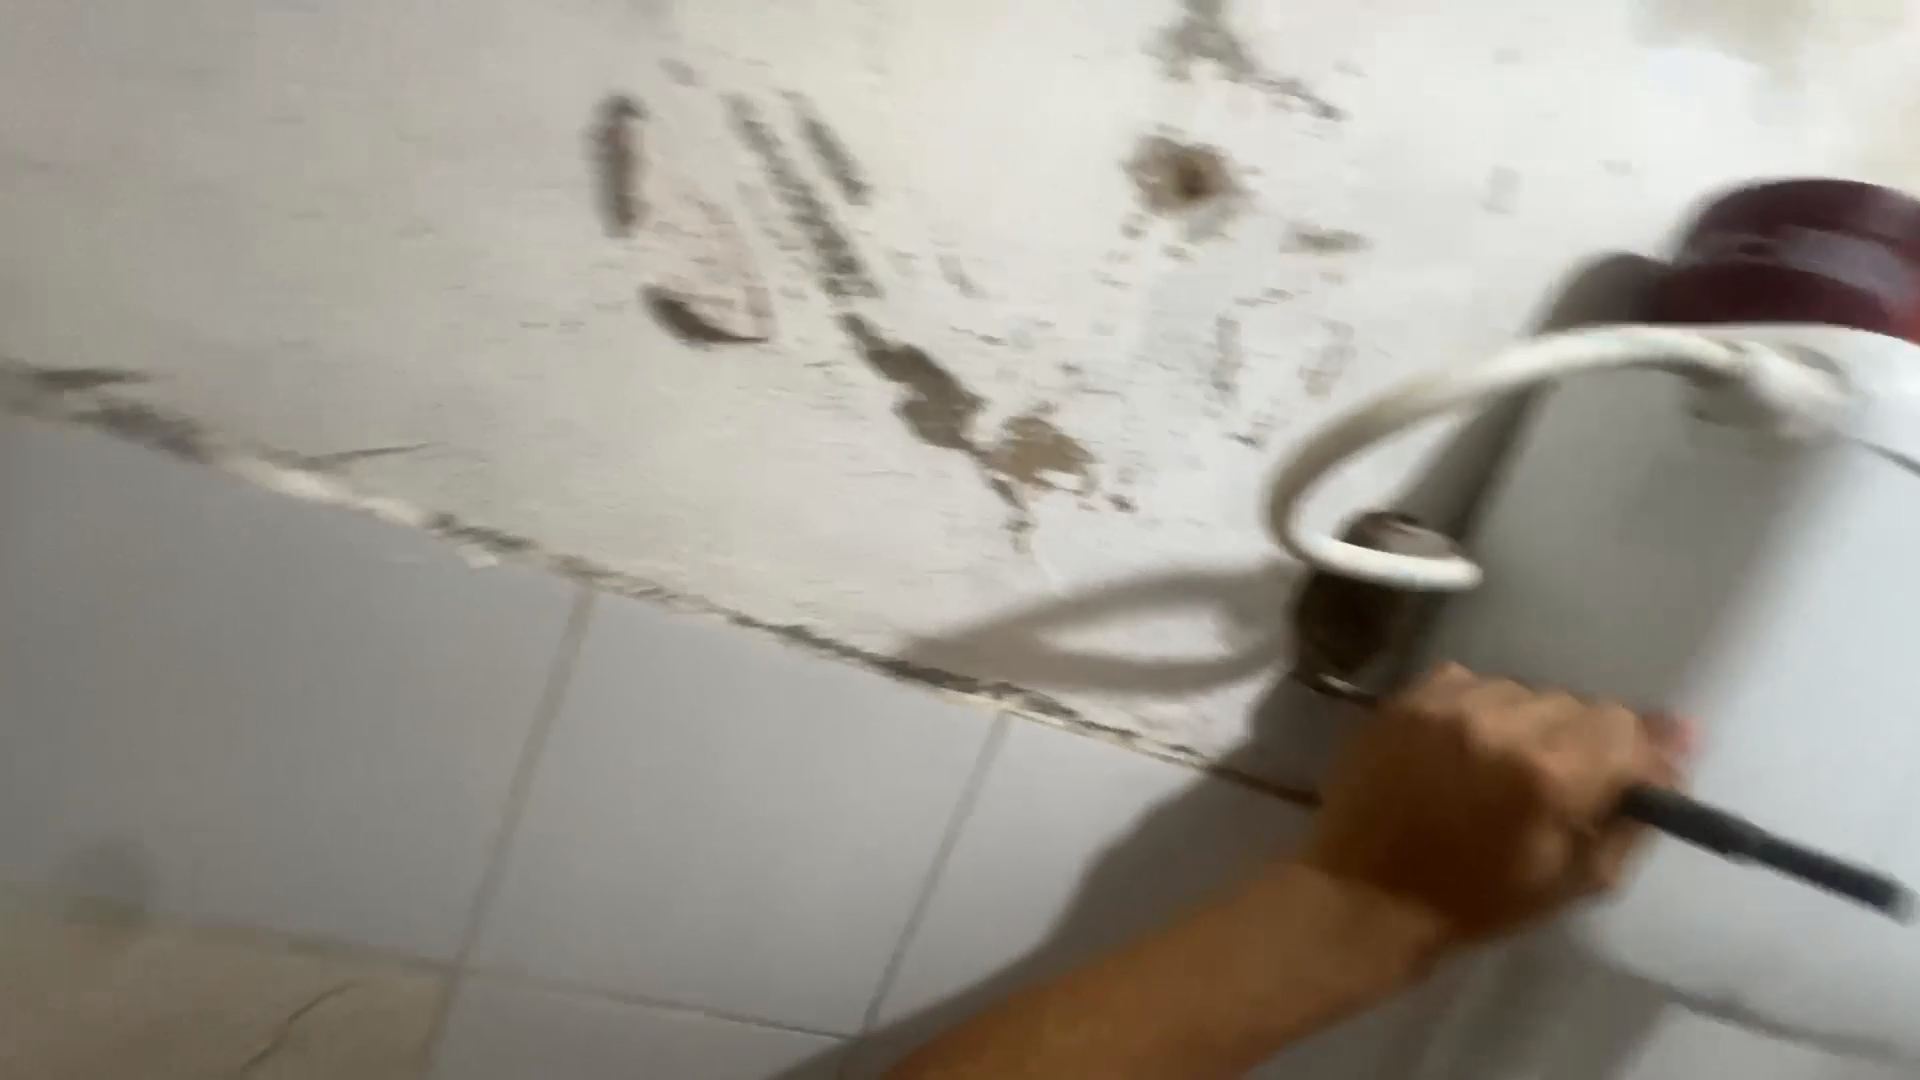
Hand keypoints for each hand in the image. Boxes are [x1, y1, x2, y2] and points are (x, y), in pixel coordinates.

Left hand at [1302, 663, 1691, 942]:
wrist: (1366, 885)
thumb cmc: (1479, 895)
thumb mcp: (1581, 874)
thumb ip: (1635, 807)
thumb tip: (1681, 735)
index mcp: (1548, 772)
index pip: (1622, 724)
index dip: (1629, 752)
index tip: (1616, 779)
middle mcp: (1494, 725)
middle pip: (1570, 702)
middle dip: (1576, 739)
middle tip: (1551, 780)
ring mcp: (1439, 707)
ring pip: (1515, 689)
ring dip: (1522, 719)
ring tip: (1499, 761)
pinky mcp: (1399, 701)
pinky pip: (1459, 679)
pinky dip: (1472, 703)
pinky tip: (1461, 740)